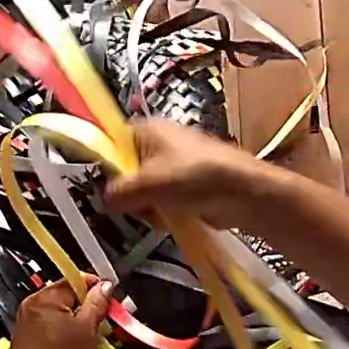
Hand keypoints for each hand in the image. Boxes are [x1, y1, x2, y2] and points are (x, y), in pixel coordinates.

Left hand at [6, 277, 113, 348]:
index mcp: (46, 296)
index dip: (95, 287)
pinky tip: (70, 341)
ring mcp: (26, 317)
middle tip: (100, 319)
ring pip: (58, 308)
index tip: (109, 300)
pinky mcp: (25, 332)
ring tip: (87, 332)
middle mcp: (32, 302)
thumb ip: (97, 303)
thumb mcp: (86, 329)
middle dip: (85, 304)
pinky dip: (61, 326)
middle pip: (66, 293)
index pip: (75, 279)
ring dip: (74, 316)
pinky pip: (48, 320)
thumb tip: (105, 285)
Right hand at [103, 120, 288, 228]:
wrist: (243, 192)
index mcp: (147, 130)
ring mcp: (175, 166)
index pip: (112, 142)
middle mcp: (159, 144)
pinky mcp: (188, 186)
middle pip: (127, 171)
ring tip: (162, 213)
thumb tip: (106, 200)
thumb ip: (119, 191)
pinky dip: (166, 212)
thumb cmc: (193, 177)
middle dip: (132, 193)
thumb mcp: (148, 184)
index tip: (106, 186)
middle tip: (139, 204)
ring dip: (149, 207)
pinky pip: (163, 201)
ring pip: (145, 191)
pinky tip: (174, 218)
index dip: (106, 164)